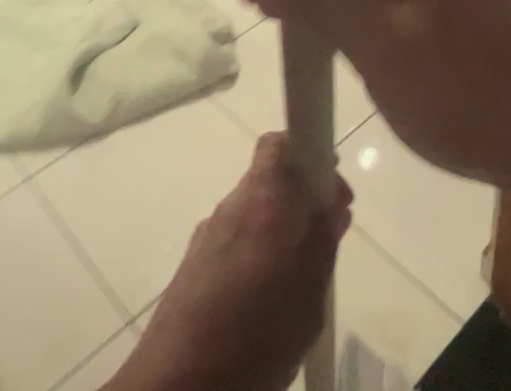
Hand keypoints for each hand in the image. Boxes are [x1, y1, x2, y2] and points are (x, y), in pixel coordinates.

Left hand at [113, 133, 351, 390]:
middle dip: (302, 194)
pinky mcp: (194, 258)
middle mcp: (233, 205)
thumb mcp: (308, 299)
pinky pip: (236, 232)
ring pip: (254, 205)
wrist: (177, 384)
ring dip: (281, 222)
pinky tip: (268, 290)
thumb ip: (322, 245)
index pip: (281, 144)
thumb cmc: (255, 338)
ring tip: (302, 271)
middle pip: (270, 175)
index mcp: (264, 204)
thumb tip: (333, 206)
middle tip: (326, 234)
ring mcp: (209, 230)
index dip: (312, 156)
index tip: (332, 192)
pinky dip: (258, 244)